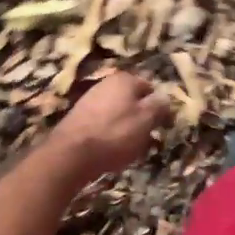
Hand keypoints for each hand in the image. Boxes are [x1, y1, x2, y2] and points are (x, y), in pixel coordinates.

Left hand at [52, 72, 170, 181]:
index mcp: (125, 79)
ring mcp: (89, 100)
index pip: (151, 89)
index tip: (162, 128)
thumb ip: (160, 106)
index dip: (159, 108)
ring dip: (125, 128)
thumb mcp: (146, 120)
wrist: (69, 156)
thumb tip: (165, 98)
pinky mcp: (77, 119)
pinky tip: (108, 151)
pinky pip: (102, 124)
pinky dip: (108, 135)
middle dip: (141, 119)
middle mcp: (107, 83)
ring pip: (117, 113)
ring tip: (128, 150)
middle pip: (132, 101)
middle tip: (146, 140)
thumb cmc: (114, 134)